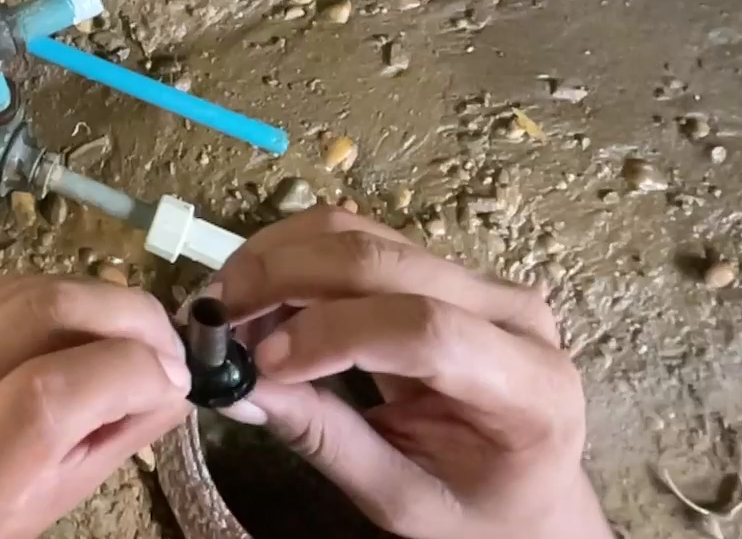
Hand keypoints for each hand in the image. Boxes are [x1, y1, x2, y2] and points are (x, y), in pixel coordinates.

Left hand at [0, 276, 192, 538]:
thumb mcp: (51, 502)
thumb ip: (114, 438)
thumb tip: (177, 378)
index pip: (44, 398)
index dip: (122, 371)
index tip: (176, 376)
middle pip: (41, 315)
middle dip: (125, 313)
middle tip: (170, 340)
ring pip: (36, 286)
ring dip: (104, 299)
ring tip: (138, 333)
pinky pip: (19, 280)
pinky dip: (69, 295)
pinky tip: (84, 326)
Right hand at [212, 208, 610, 538]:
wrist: (527, 489)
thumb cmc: (475, 511)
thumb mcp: (402, 500)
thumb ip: (323, 438)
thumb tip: (233, 384)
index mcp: (528, 386)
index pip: (424, 330)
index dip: (330, 333)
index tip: (259, 362)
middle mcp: (508, 310)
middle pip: (376, 260)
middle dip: (279, 277)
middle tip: (213, 311)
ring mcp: (469, 275)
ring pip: (350, 231)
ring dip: (272, 258)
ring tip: (226, 302)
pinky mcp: (429, 260)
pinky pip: (345, 232)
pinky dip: (285, 254)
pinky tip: (255, 291)